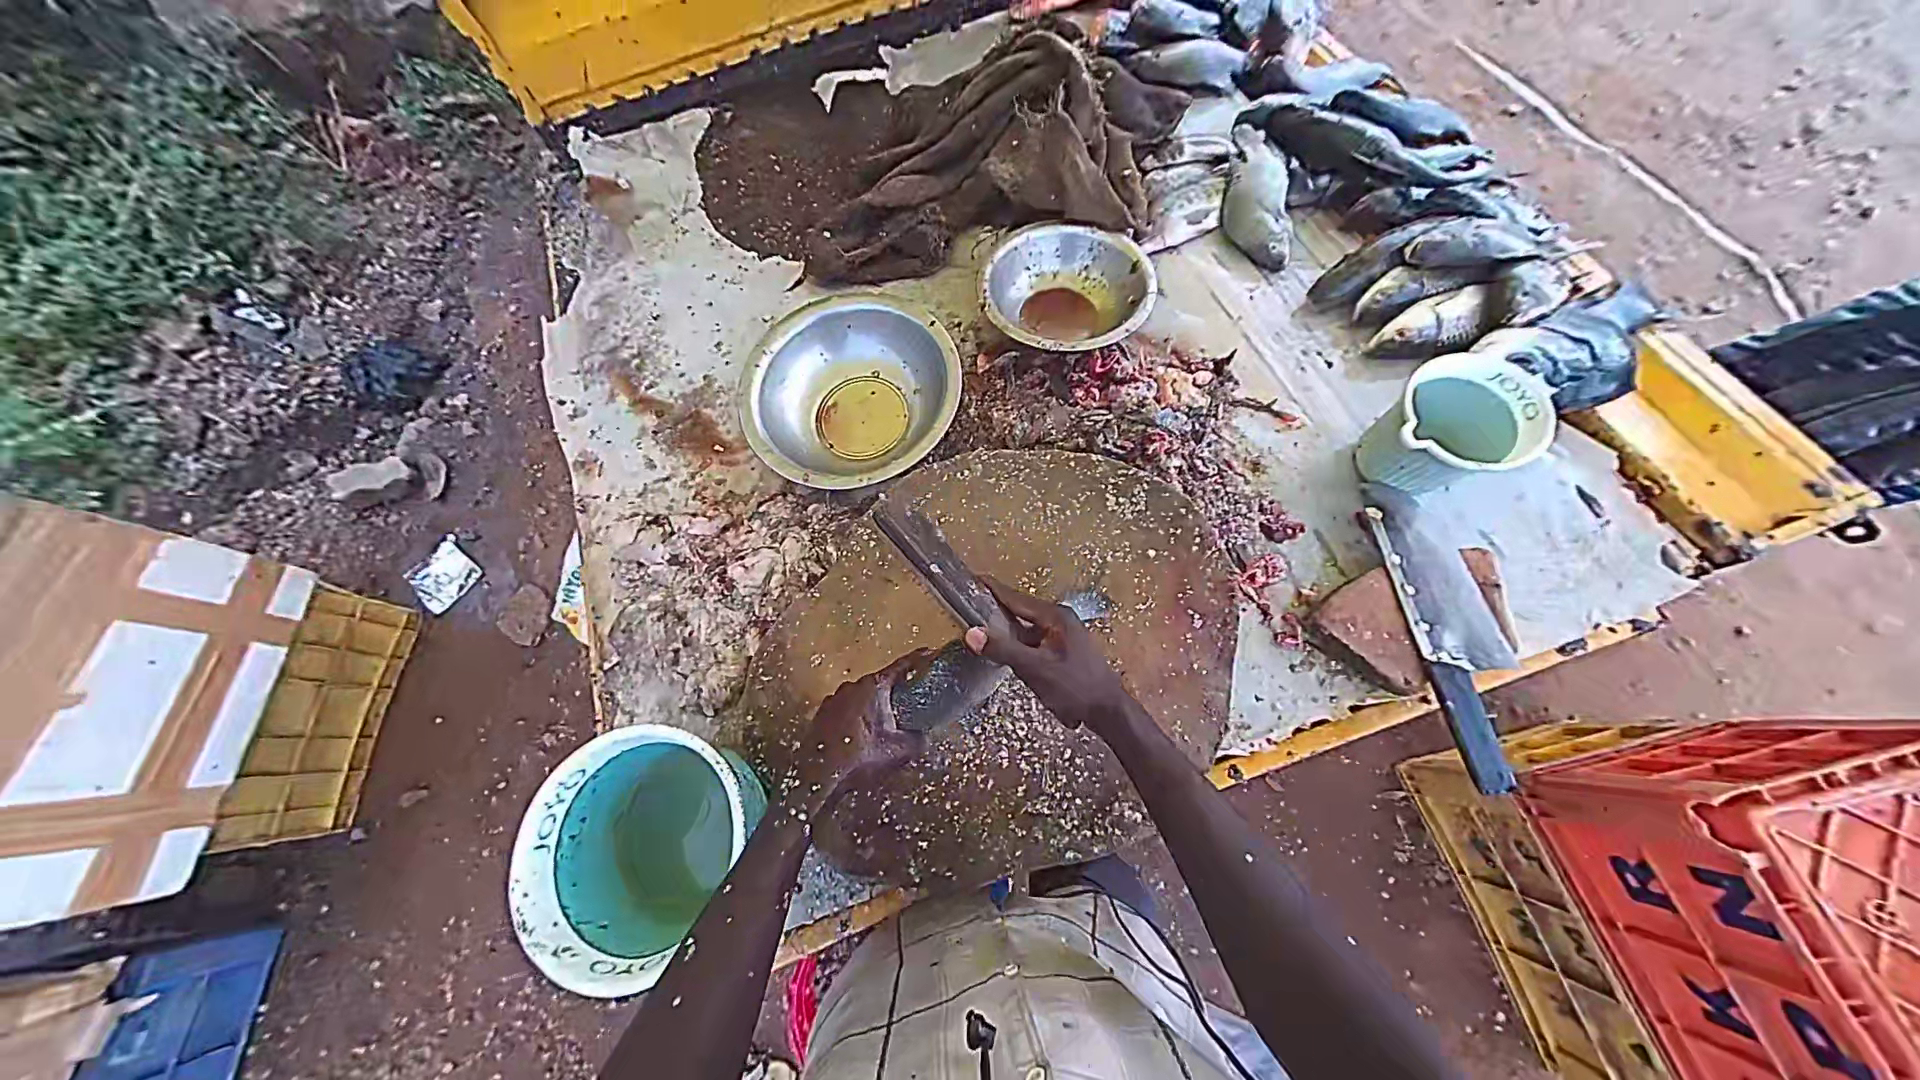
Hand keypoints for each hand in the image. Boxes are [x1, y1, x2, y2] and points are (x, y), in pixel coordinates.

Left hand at [789, 650, 932, 817]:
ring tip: (882, 723)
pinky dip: (855, 715)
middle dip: (895, 691)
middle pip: (881, 682)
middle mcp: (853, 685)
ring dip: (873, 705)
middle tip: (908, 701)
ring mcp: (835, 697)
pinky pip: (846, 707)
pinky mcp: (823, 712)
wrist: (819, 773)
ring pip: (862, 695)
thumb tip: (926, 737)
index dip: (918, 659)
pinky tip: (859, 733)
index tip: (930, 652)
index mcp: (874, 686)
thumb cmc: (860, 755)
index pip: (902, 666)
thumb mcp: (898, 751)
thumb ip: (918, 741)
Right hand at [963, 575, 1132, 733]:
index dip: (993, 589)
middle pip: (1021, 612)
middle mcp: (1061, 620)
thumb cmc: (1075, 687)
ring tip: (984, 634)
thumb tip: (972, 633)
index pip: (1017, 598)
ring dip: (1008, 633)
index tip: (974, 579)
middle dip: (997, 611)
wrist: (1109, 711)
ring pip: (1027, 629)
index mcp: (1055, 616)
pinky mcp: (1064, 651)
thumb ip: (1003, 650)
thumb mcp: (1035, 668)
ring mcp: (1064, 635)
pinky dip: (1020, 646)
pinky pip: (1035, 642)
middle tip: (971, 608)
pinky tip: (1009, 657)